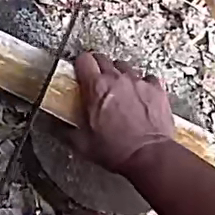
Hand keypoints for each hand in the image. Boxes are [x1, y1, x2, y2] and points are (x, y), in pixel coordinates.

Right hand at [72, 51, 178, 175]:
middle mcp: (117, 79)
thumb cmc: (118, 150)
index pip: (84, 60)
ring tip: (120, 90)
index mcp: (96, 88)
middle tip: (98, 82)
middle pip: (104, 59)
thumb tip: (58, 128)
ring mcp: (138, 82)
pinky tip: (141, 95)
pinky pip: (148, 78)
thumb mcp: (83, 144)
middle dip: (98, 67)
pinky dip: (143, 84)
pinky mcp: (156, 89)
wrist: (149, 155)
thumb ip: (67, 131)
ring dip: (120, 75)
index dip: (81, 65)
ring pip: (126, 67)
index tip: (81, 71)